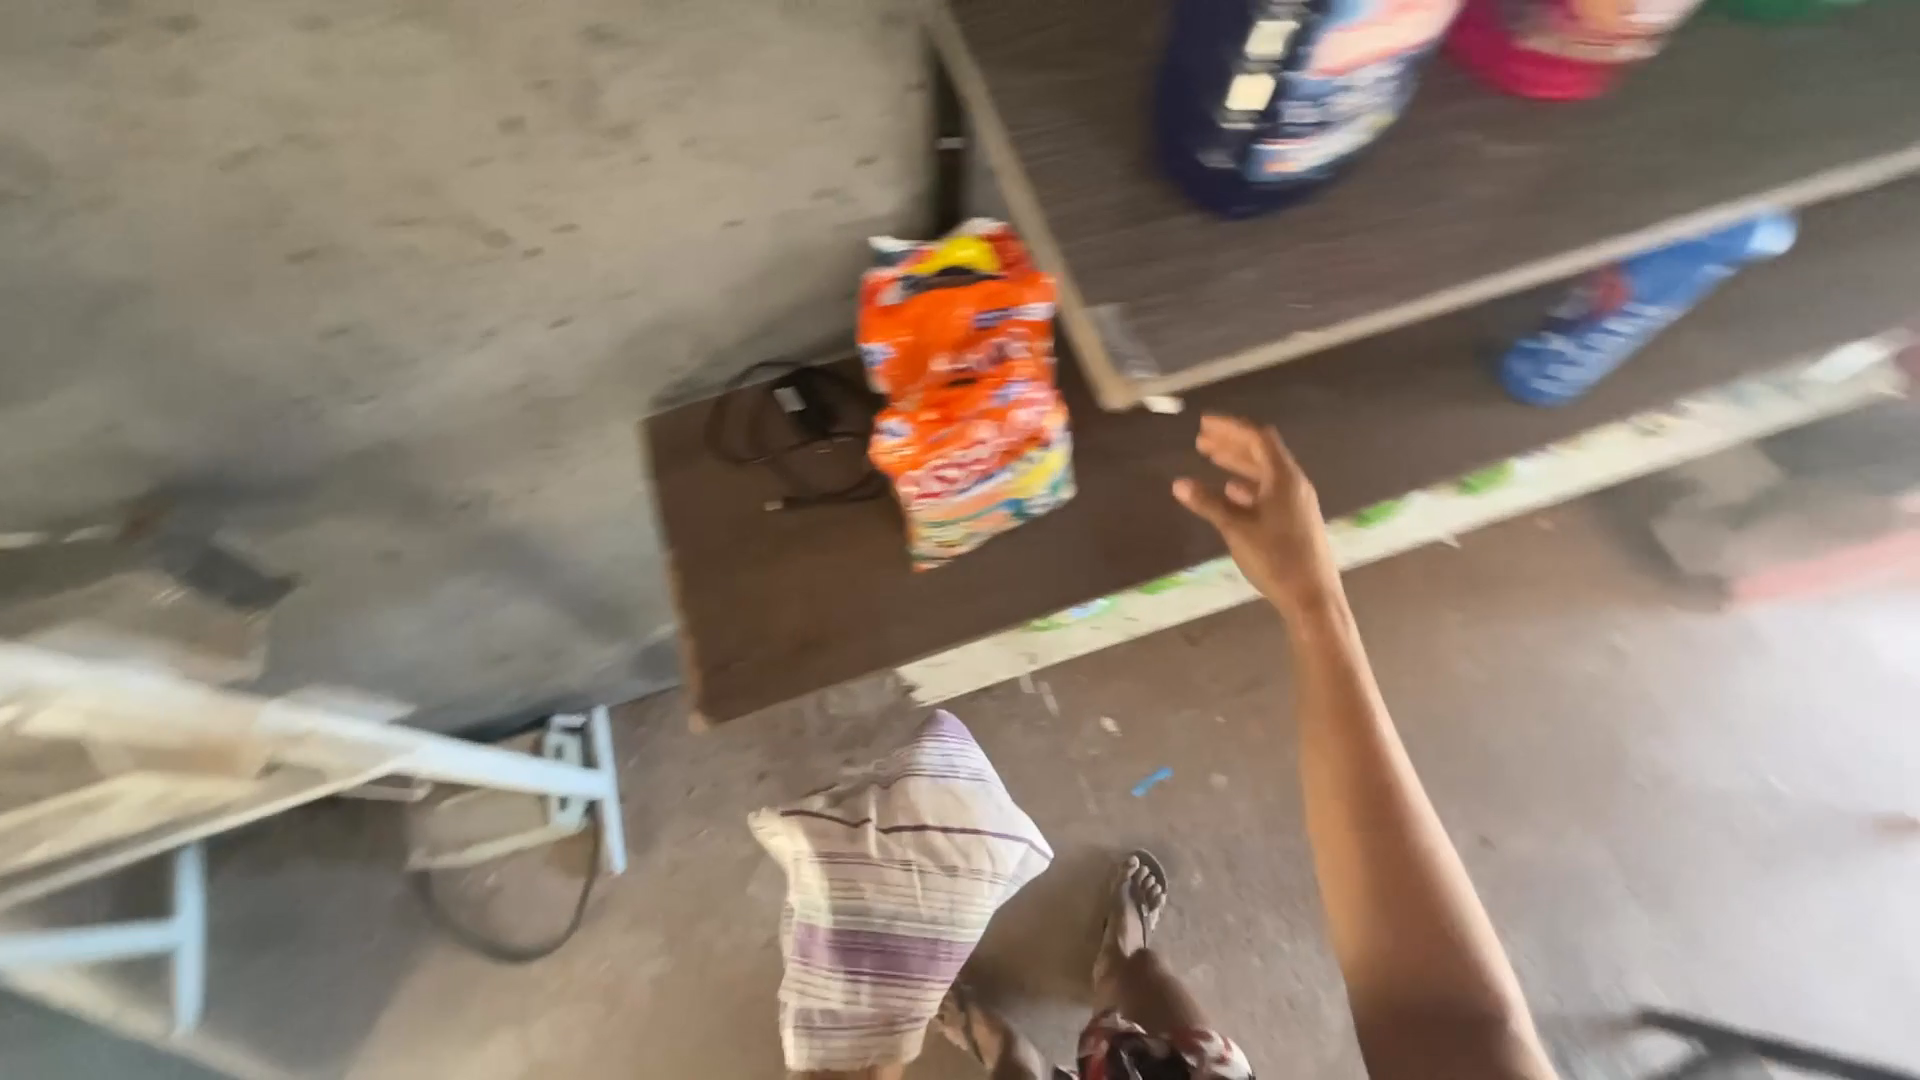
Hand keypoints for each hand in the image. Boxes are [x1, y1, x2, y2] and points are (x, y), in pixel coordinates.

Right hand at [1173, 415, 1341, 616]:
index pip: (1257, 439)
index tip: (1204, 424)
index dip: (1231, 427)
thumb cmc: (1275, 558)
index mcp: (1283, 478)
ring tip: (1211, 459)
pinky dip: (1247, 485)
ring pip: (1264, 472)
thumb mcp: (1236, 529)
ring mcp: (1296, 502)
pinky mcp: (1294, 519)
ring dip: (1238, 463)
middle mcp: (1293, 484)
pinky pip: (1268, 490)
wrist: (1312, 595)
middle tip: (1201, 439)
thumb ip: (1208, 503)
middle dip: (1231, 443)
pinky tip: (1231, 491)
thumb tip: (1179, 483)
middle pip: (1261, 452)